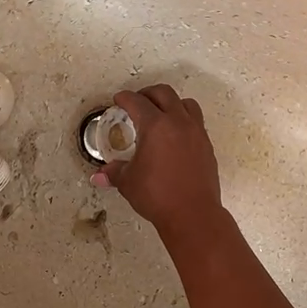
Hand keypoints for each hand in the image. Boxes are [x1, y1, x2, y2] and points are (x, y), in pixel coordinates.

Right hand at [94, 85, 222, 236]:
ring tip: (161, 113)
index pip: (137, 101)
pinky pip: (196, 122)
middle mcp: (178, 122)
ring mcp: (196, 133)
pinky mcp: (207, 146)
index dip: (125, 98)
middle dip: (147, 93)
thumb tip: (99, 176)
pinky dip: (184, 120)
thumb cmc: (158, 195)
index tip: (119, 100)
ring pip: (186, 104)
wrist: (193, 214)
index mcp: (156, 125)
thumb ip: (114, 173)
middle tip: (137, 102)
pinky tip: (175, 136)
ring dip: (171, 103)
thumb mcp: (128, 182)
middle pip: (164, 93)